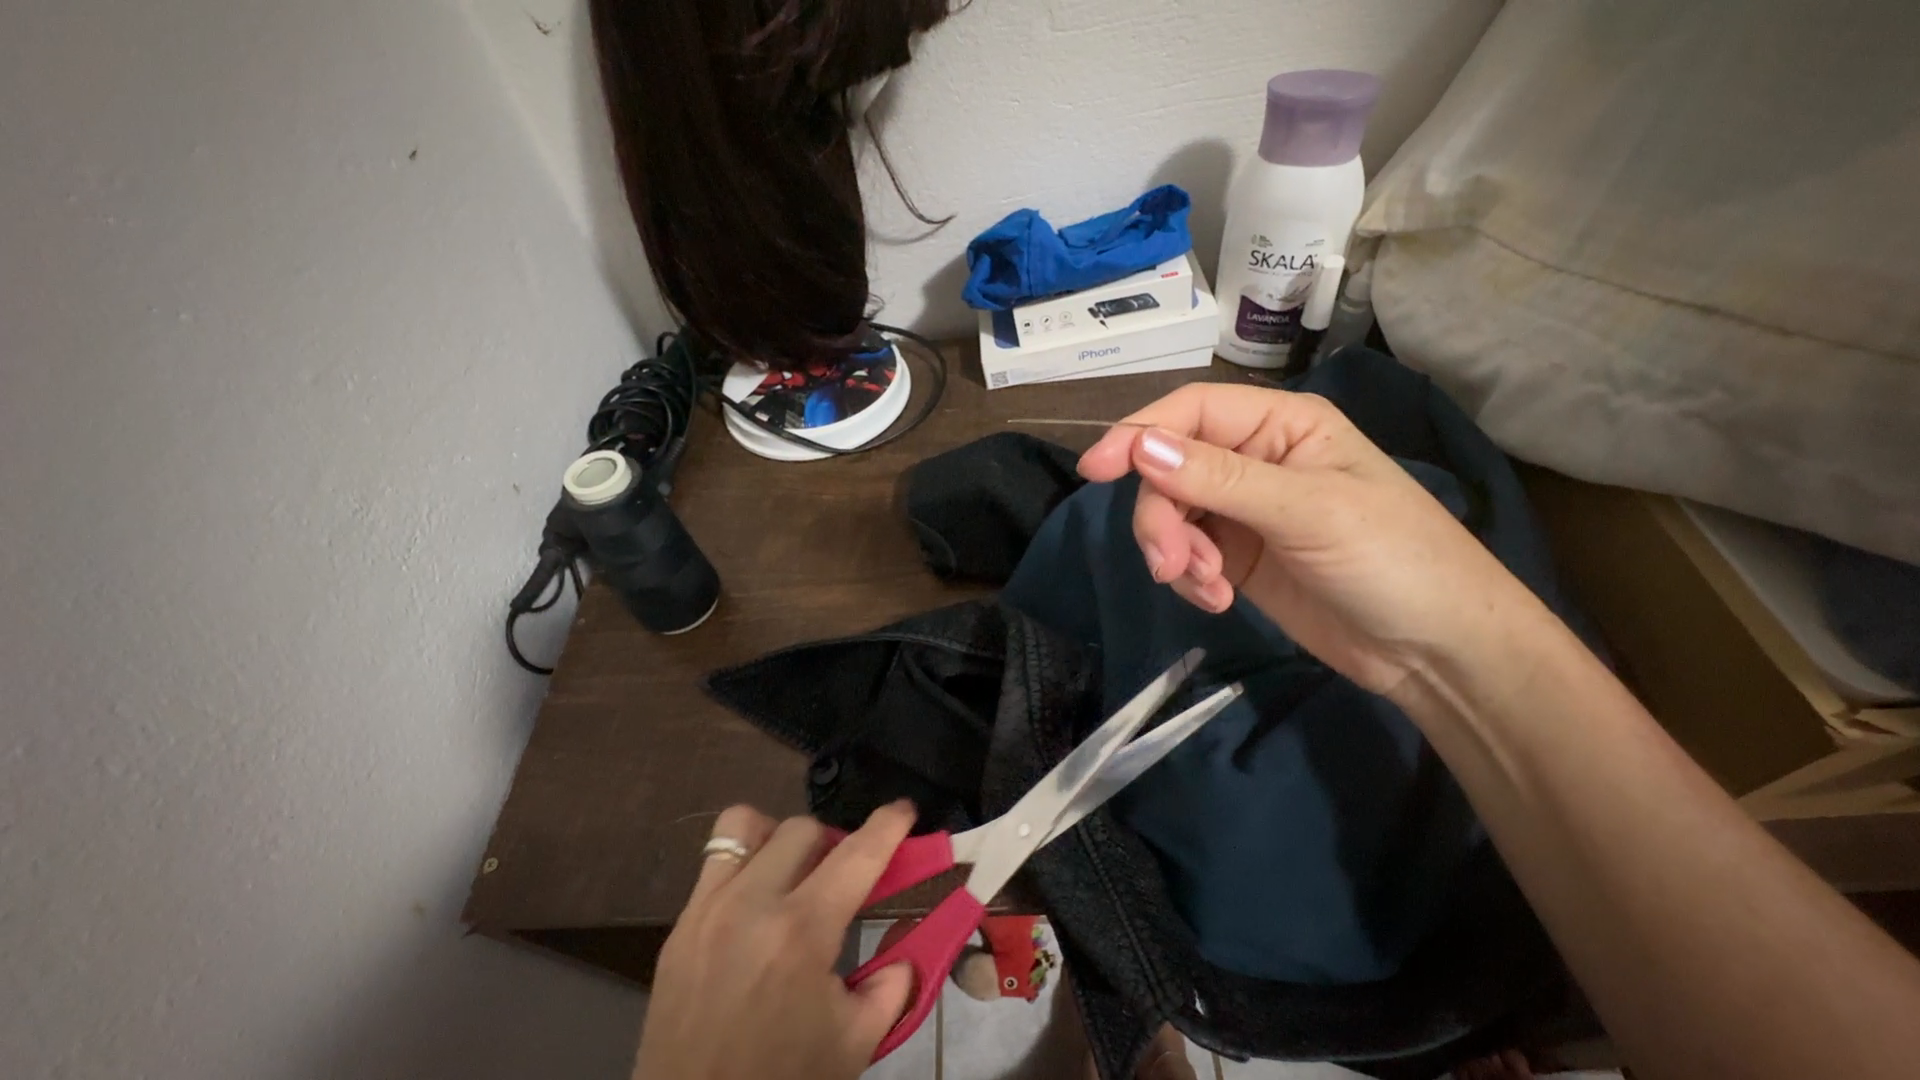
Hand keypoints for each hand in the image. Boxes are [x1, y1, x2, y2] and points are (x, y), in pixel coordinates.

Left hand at [632, 802, 917, 1079]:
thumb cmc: (784, 1079)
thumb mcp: (856, 1040)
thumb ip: (894, 982)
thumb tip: (908, 940)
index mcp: (801, 932)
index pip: (857, 855)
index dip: (888, 825)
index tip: (905, 809)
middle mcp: (752, 903)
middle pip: (802, 829)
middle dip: (834, 842)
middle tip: (846, 876)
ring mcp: (707, 908)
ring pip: (746, 826)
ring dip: (780, 839)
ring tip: (793, 874)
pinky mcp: (679, 925)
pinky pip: (715, 862)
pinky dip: (745, 864)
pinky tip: (757, 905)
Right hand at [1077, 384, 1547, 696]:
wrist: (1436, 650)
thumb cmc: (1393, 559)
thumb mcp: (1308, 511)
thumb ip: (1221, 479)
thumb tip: (1140, 448)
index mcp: (1281, 426)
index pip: (1191, 412)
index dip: (1138, 434)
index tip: (1093, 469)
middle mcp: (1255, 460)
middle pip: (1170, 469)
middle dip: (1161, 516)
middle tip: (1168, 565)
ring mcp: (1244, 512)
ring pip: (1171, 513)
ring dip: (1173, 552)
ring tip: (1206, 588)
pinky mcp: (1238, 559)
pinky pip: (1186, 554)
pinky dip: (1188, 577)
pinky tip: (1216, 600)